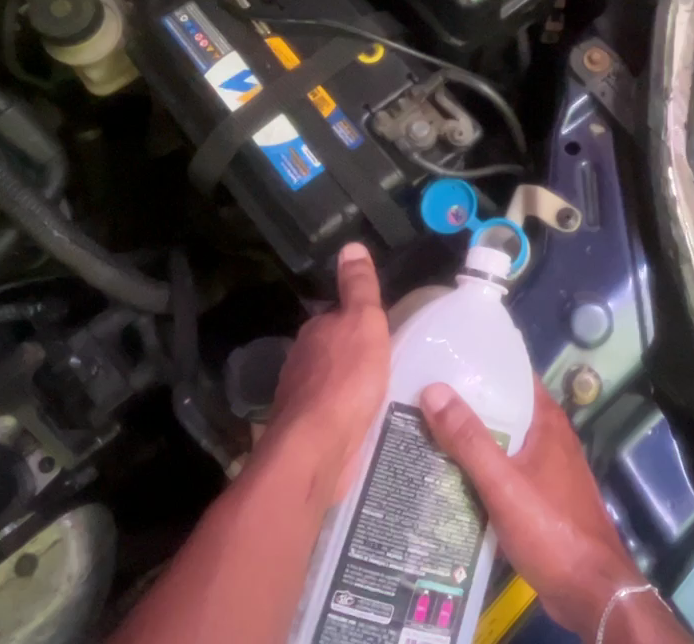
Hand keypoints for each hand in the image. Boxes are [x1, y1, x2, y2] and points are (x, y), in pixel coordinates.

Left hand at [268, 242, 389, 501]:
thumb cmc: (346, 379)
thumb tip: (351, 245)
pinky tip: (367, 420)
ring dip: (352, 387)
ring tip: (385, 392)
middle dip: (356, 355)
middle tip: (391, 361)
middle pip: (334, 350)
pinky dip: (348, 414)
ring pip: (333, 384)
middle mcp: (302, 361)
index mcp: (315, 332)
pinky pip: (334, 414)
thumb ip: (359, 287)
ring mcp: (302, 398)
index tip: (384, 329)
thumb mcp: (363, 322)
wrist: (317, 448)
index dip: (360, 320)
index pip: (339, 317)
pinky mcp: (308, 432)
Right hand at [420, 377, 648, 637]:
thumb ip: (469, 440)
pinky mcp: (541, 498)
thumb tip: (433, 390)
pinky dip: (481, 470)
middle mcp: (549, 438)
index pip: (515, 376)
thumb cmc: (551, 529)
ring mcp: (547, 469)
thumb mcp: (503, 483)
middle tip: (421, 398)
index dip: (483, 365)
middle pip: (505, 410)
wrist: (591, 591)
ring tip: (425, 433)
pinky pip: (506, 472)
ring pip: (504, 443)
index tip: (444, 359)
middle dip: (468, 405)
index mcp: (547, 422)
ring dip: (472, 440)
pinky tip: (449, 478)